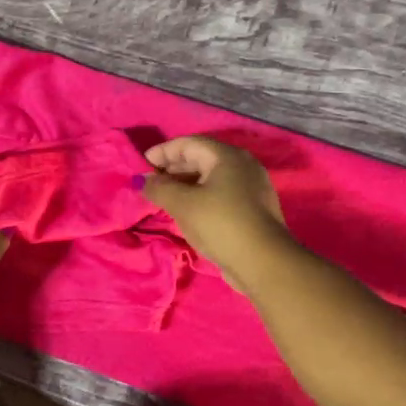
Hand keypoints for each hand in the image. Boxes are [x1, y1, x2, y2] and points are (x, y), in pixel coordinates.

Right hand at [141, 135, 294, 292]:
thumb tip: (142, 180)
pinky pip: (220, 193)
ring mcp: (251, 187)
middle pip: (201, 158)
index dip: (163, 151)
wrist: (263, 262)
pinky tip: (187, 210)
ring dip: (185, 183)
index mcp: (227, 157)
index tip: (142, 164)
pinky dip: (200, 196)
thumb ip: (158, 188)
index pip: (188, 144)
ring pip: (211, 177)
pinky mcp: (252, 208)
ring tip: (165, 197)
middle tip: (151, 181)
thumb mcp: (182, 204)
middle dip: (173, 168)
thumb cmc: (220, 224)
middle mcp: (242, 165)